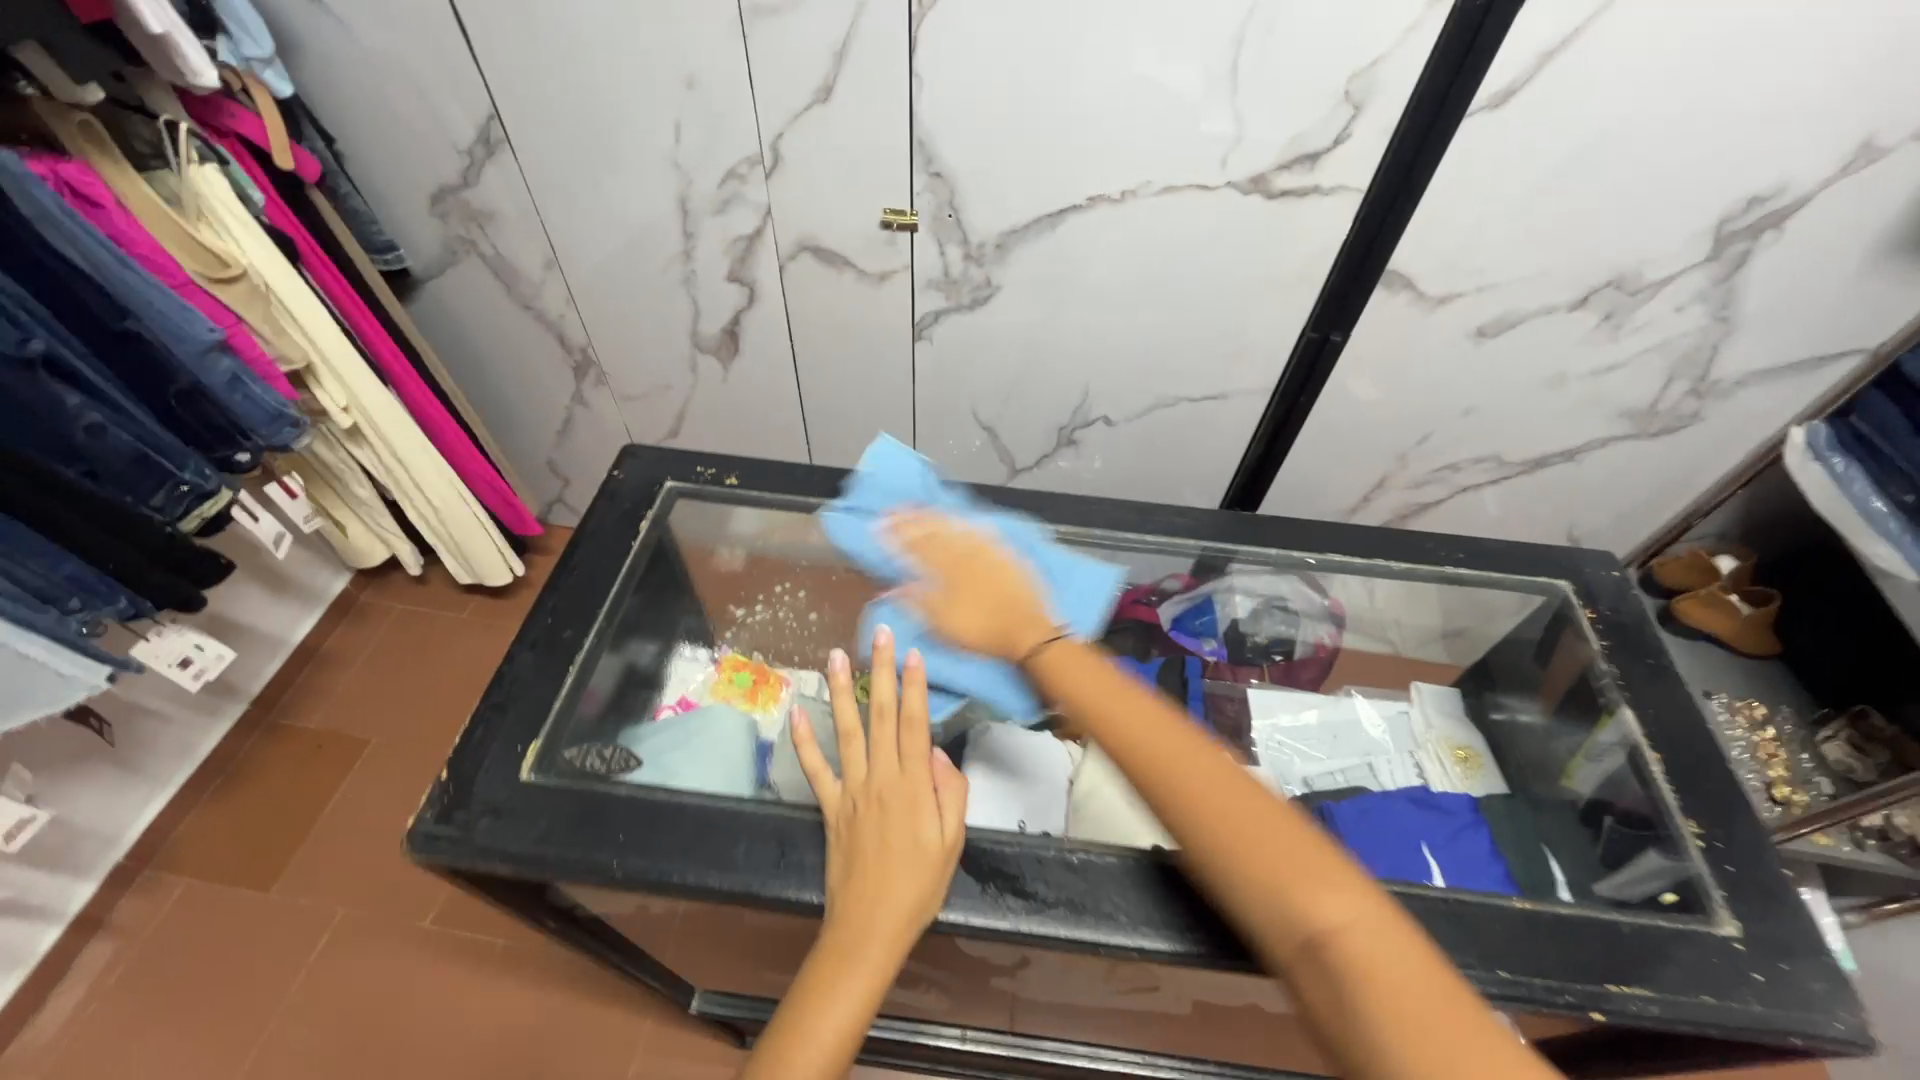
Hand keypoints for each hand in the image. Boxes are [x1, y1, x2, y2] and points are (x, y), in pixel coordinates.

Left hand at [790, 624, 968, 953]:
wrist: (871, 925)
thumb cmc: (920, 886)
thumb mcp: (953, 842)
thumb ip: (950, 793)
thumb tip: (939, 752)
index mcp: (914, 786)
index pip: (914, 724)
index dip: (914, 686)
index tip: (912, 653)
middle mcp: (880, 778)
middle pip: (880, 715)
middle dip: (881, 672)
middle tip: (880, 634)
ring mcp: (850, 790)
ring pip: (846, 731)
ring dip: (840, 691)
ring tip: (836, 656)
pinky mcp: (829, 807)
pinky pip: (814, 770)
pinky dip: (803, 741)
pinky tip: (794, 713)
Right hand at [885, 510, 1056, 661]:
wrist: (1028, 631)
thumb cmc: (981, 632)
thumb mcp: (940, 623)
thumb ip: (914, 602)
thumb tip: (889, 588)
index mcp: (944, 568)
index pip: (914, 545)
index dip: (895, 534)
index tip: (879, 524)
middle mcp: (963, 552)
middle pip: (933, 530)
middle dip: (910, 520)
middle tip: (894, 510)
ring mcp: (986, 549)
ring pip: (956, 526)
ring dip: (936, 517)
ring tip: (921, 509)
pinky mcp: (1005, 552)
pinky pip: (982, 531)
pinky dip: (967, 524)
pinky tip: (963, 520)